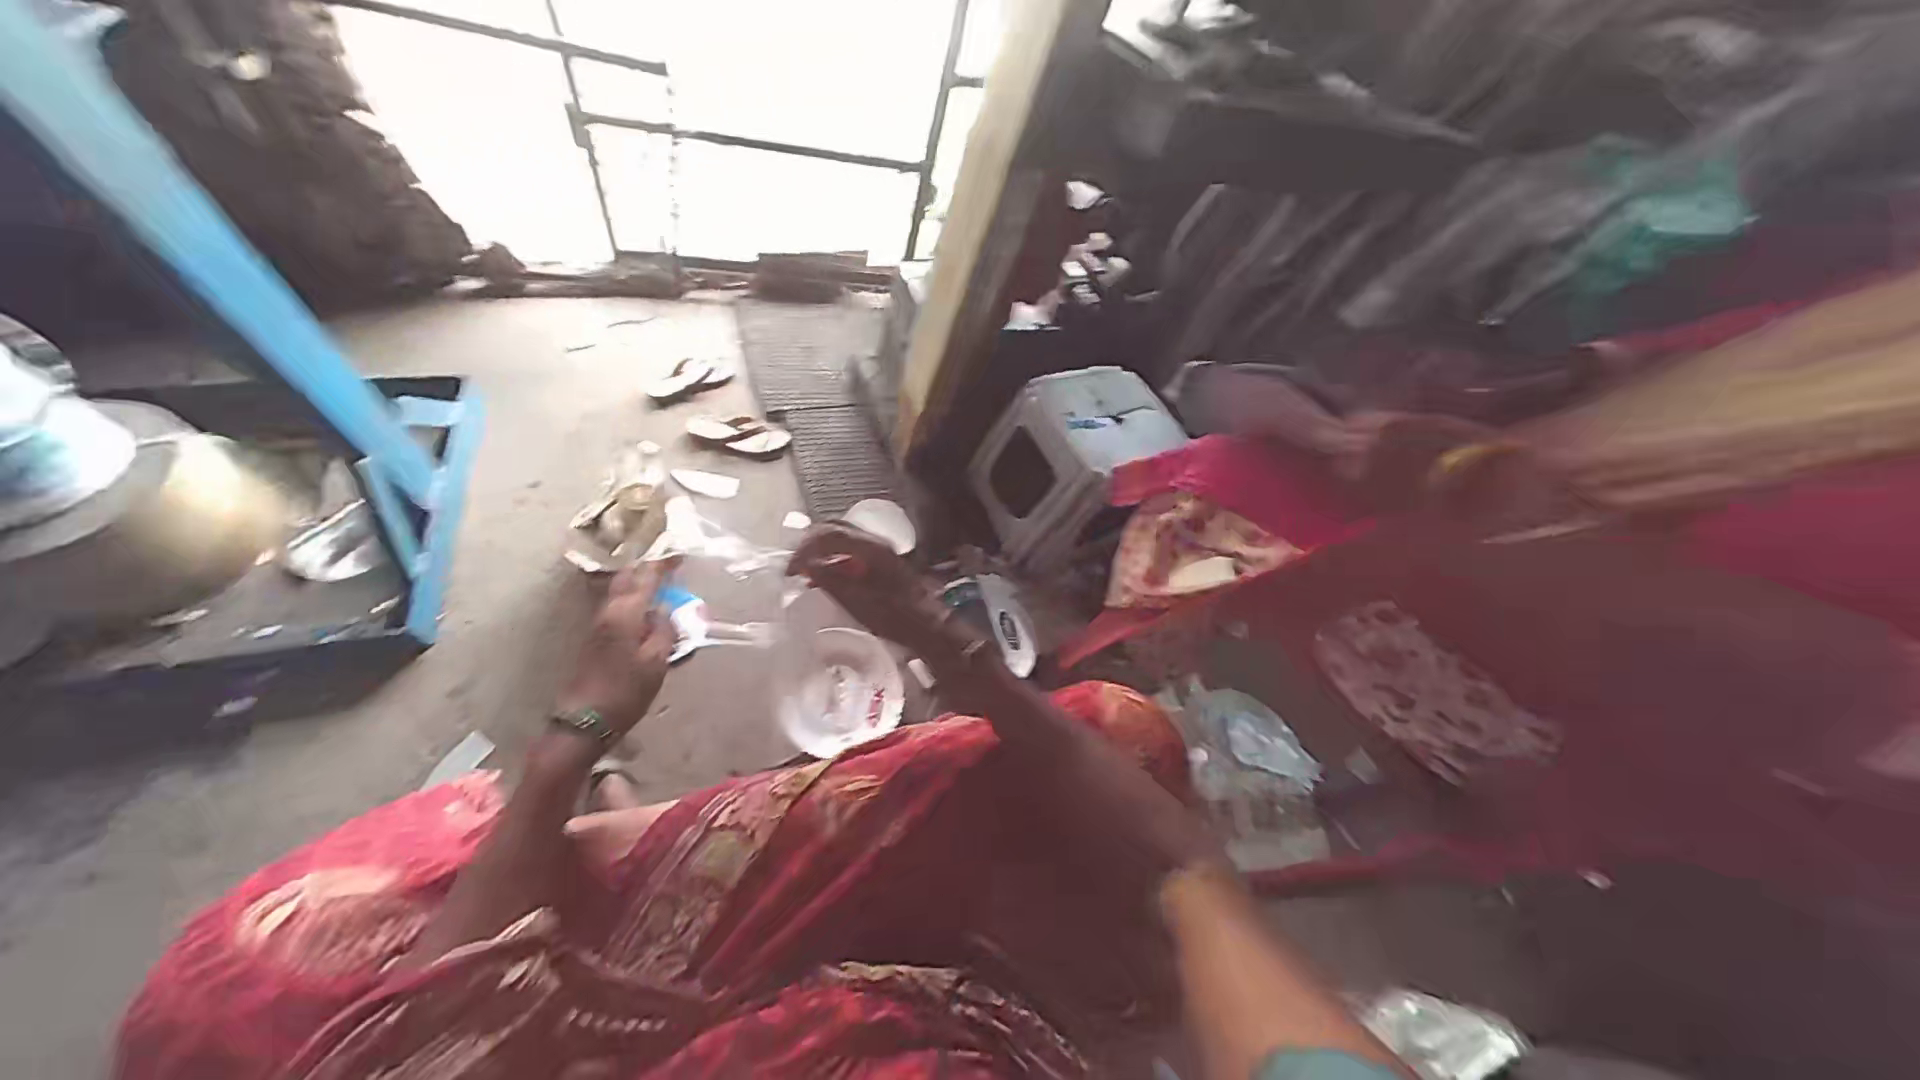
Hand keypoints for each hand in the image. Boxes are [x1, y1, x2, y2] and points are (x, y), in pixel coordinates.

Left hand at [555, 556, 679, 738]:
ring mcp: (599, 624)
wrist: (585, 721)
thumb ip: (665, 631)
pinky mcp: (596, 638)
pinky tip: (648, 610)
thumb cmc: (625, 691)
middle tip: (669, 566)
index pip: (647, 578)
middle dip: (647, 568)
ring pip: (620, 592)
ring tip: (662, 585)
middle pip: (627, 578)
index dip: (664, 564)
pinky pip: (619, 607)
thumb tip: (665, 613)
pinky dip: (634, 600)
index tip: (680, 555)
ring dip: (639, 583)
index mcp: (626, 613)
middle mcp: (609, 612)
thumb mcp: (656, 662)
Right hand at [787, 524, 955, 653]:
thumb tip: (805, 565)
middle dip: (810, 543)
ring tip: (806, 572)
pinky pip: (851, 550)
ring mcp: (881, 549)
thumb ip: (830, 579)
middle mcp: (876, 541)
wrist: (928, 627)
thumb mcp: (856, 601)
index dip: (804, 549)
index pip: (828, 534)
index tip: (789, 570)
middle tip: (794, 565)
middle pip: (835, 528)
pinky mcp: (882, 561)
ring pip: (842, 537)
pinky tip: (826, 577)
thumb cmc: (895, 618)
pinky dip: (834, 558)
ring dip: (821, 550)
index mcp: (870, 547)